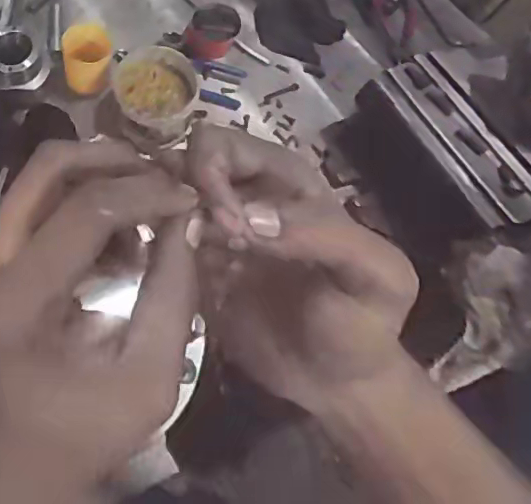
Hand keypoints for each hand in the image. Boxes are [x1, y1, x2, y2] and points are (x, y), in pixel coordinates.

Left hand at [0, 139, 199, 498]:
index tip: (187, 197)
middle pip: (48, 166)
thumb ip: (173, 295)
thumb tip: (186, 215)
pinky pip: (38, 195)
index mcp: (16, 301)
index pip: (84, 211)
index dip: (144, 193)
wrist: (15, 453)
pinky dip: (84, 194)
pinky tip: (118, 230)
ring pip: (42, 172)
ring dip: (100, 173)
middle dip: (114, 159)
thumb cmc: (84, 428)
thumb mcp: (149, 380)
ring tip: (145, 205)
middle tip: (163, 177)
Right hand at [186, 126, 419, 414]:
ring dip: (165, 222)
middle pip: (185, 163)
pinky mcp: (194, 264)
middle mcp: (240, 191)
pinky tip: (170, 276)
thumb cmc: (366, 322)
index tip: (226, 225)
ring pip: (166, 198)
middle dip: (184, 195)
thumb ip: (320, 233)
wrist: (342, 387)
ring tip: (182, 261)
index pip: (222, 144)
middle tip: (201, 243)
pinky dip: (158, 251)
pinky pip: (160, 242)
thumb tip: (247, 216)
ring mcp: (212, 227)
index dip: (212, 171)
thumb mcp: (372, 274)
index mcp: (282, 176)